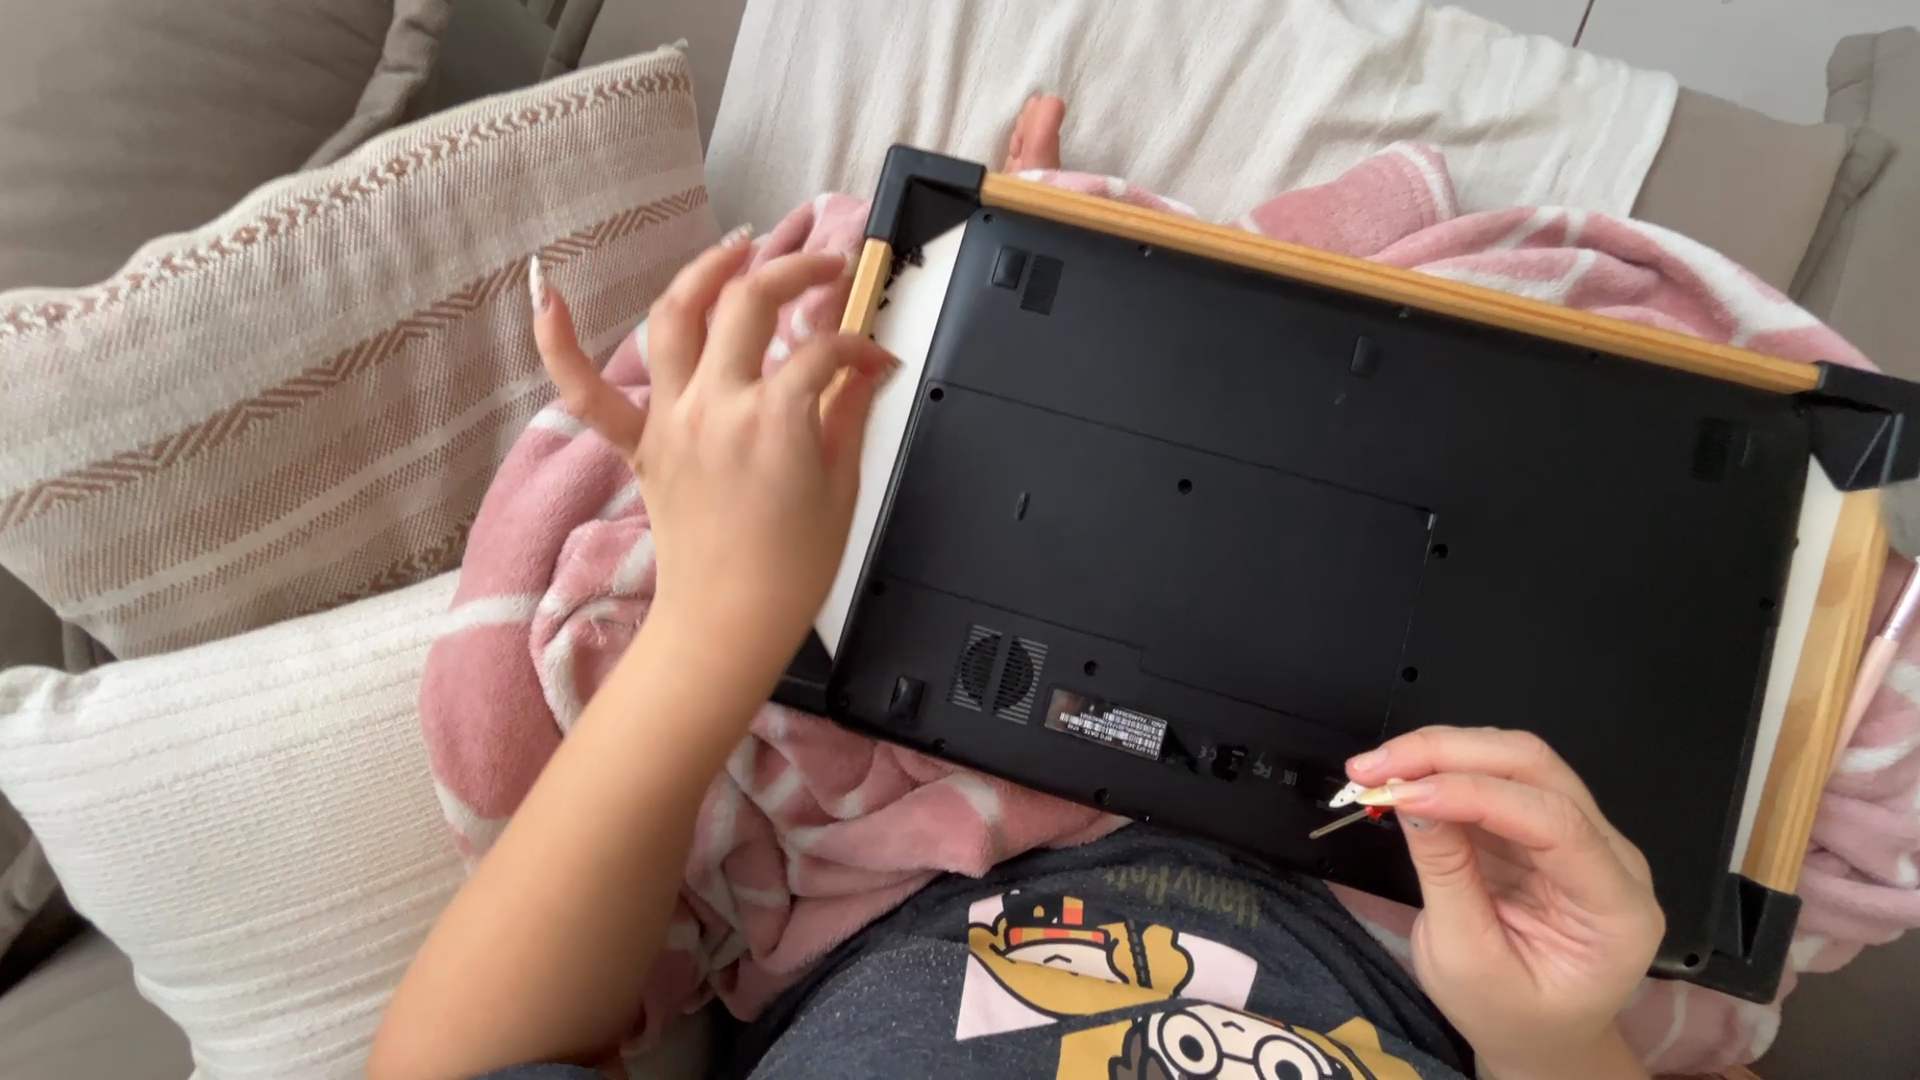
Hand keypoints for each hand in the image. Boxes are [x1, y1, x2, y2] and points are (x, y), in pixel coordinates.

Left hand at [532, 233, 896, 677]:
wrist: (731, 621)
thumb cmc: (793, 569)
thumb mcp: (841, 487)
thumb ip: (850, 413)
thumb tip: (869, 368)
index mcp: (777, 418)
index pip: (826, 352)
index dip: (860, 347)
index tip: (878, 360)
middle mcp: (717, 404)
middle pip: (750, 304)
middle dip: (794, 271)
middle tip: (823, 266)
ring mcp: (672, 420)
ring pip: (675, 318)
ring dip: (704, 272)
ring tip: (735, 248)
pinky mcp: (643, 446)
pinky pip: (588, 392)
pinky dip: (561, 342)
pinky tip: (548, 292)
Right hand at [1345, 727, 1662, 1079]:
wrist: (1538, 1036)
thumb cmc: (1509, 1013)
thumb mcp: (1466, 958)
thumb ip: (1446, 875)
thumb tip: (1409, 800)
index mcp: (1615, 907)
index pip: (1553, 822)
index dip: (1471, 795)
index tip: (1398, 795)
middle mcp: (1609, 855)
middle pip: (1532, 766)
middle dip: (1444, 753)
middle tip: (1372, 768)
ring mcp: (1573, 831)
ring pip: (1506, 755)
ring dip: (1433, 752)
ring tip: (1373, 770)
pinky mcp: (1531, 820)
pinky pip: (1484, 771)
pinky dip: (1431, 766)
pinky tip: (1393, 777)